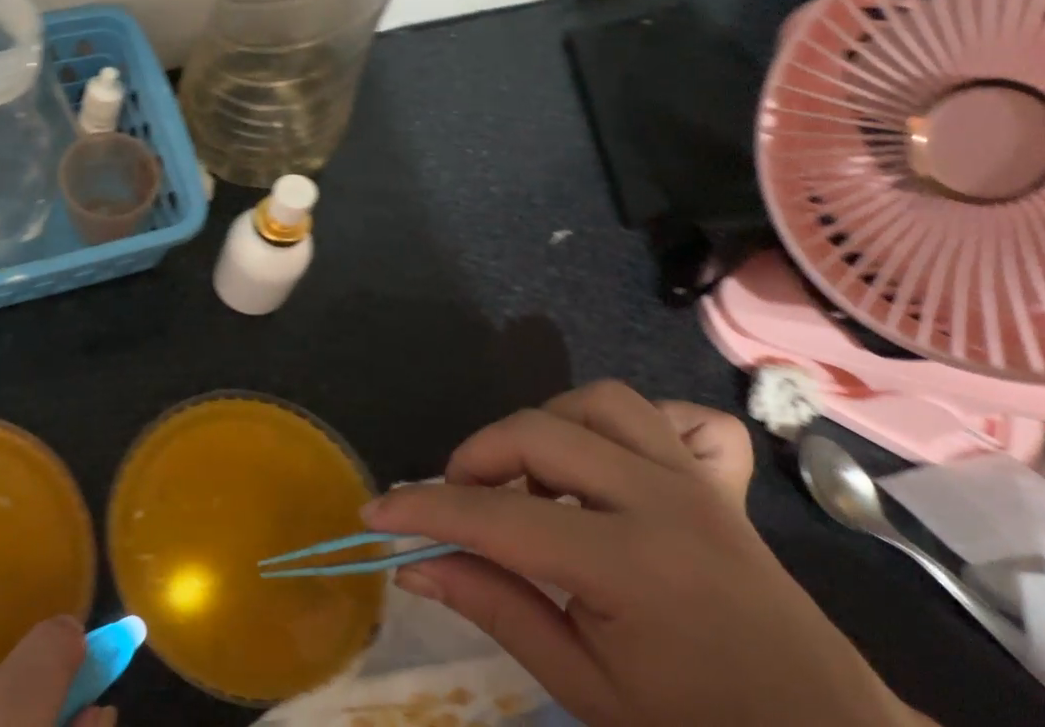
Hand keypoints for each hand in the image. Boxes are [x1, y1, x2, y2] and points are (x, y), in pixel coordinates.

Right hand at [364, 381, 927, 726]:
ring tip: (527, 480)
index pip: (496, 516)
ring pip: (599, 403)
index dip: (423, 509)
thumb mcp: (583, 684)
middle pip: (537, 433)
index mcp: (630, 566)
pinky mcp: (722, 484)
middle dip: (473, 458)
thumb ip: (495, 608)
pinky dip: (627, 425)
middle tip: (454, 504)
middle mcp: (664, 502)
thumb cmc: (696, 723)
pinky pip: (675, 417)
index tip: (373, 513)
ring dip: (544, 428)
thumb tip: (412, 565)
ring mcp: (700, 484)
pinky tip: (605, 464)